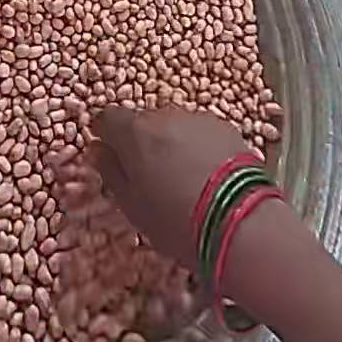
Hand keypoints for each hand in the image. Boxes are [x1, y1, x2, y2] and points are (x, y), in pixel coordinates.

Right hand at [90, 106, 264, 270]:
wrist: (245, 227)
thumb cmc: (177, 222)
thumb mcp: (132, 206)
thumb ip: (110, 171)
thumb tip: (97, 149)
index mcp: (133, 131)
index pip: (108, 117)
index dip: (107, 135)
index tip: (112, 156)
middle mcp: (162, 115)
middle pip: (142, 121)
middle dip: (141, 142)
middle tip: (151, 177)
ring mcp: (196, 118)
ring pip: (172, 126)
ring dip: (170, 143)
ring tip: (184, 180)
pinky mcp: (225, 127)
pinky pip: (199, 132)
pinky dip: (197, 147)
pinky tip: (208, 177)